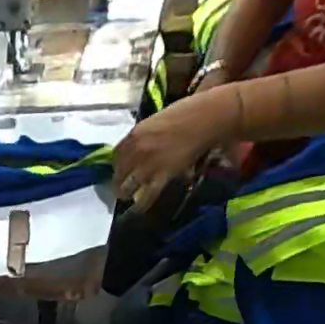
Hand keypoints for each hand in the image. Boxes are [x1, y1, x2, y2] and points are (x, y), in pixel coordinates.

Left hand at [113, 90, 240, 212]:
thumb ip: (146, 136)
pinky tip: (136, 211)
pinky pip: (146, 197)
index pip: (116, 155)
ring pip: (127, 188)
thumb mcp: (157, 120)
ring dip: (125, 195)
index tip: (122, 170)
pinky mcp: (162, 176)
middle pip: (119, 173)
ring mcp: (148, 165)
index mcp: (135, 134)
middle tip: (122, 188)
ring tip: (127, 199)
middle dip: (118, 182)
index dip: (118, 165)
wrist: (208, 117)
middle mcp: (136, 151)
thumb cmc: (188, 112)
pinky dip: (139, 207)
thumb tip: (143, 148)